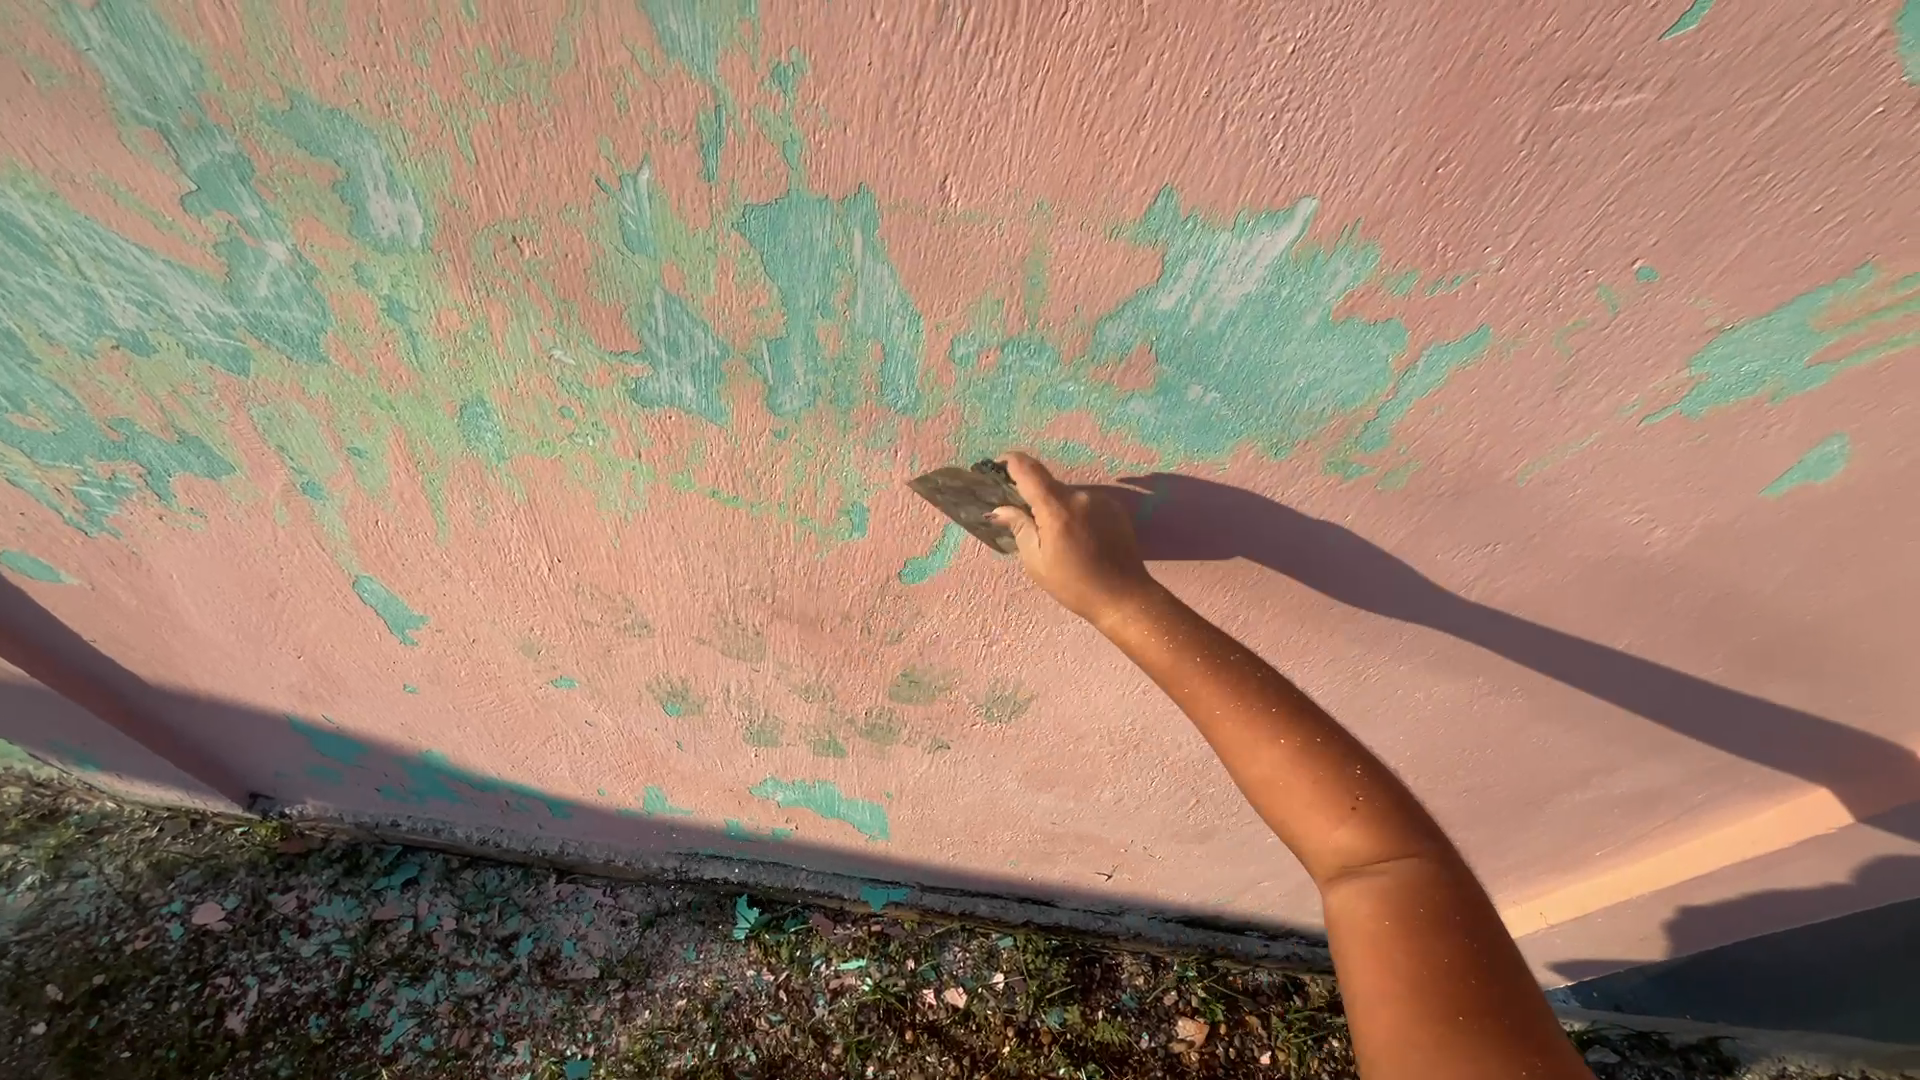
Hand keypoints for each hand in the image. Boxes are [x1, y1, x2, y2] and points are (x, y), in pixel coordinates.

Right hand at [987, 452, 1163, 625]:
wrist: (1124, 597)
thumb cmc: (1074, 585)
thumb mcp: (1037, 562)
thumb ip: (1019, 528)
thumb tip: (1000, 509)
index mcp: (1057, 509)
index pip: (1028, 469)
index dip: (1010, 461)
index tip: (999, 466)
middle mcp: (1080, 496)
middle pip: (1048, 484)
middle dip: (1033, 496)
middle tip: (1026, 520)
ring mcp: (1100, 499)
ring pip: (1067, 495)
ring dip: (1056, 507)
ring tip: (1057, 537)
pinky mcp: (1115, 507)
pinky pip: (1085, 503)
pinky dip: (1075, 513)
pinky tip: (1079, 538)